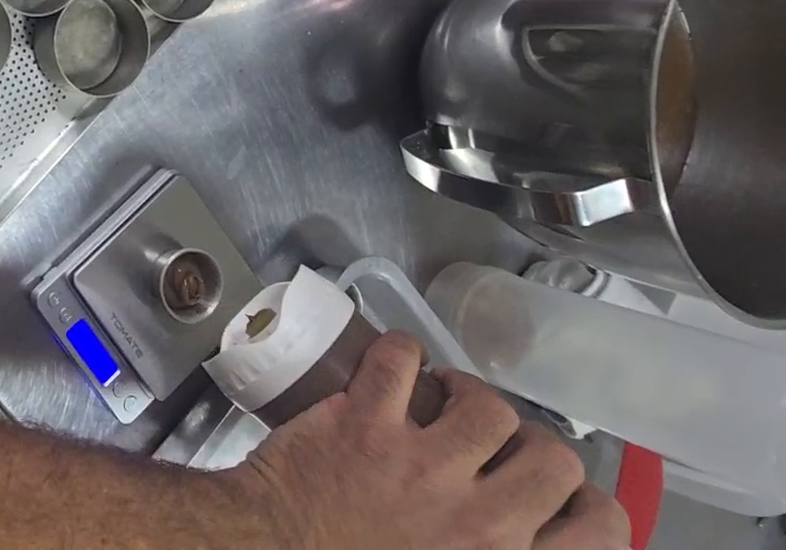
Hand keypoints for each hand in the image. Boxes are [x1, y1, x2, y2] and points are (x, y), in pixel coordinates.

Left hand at [231, 332, 629, 549]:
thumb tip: (523, 530)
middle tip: (485, 433)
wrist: (276, 549)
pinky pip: (399, 360)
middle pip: (553, 454)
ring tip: (443, 395)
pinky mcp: (363, 421)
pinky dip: (401, 349)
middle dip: (526, 437)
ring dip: (468, 391)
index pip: (603, 525)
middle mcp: (484, 519)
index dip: (581, 495)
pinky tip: (398, 359)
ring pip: (488, 404)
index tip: (540, 479)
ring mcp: (422, 464)